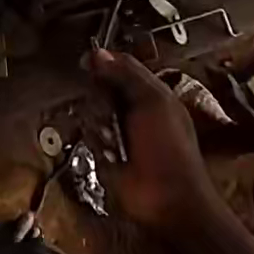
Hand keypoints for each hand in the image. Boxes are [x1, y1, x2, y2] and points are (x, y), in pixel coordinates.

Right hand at [89, 48, 230, 235]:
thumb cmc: (167, 145)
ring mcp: (118, 131)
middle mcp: (133, 107)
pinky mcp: (105, 154)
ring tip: (110, 136)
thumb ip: (126, 75)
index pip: (122, 66)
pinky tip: (107, 150)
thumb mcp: (152, 101)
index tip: (84, 61)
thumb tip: (97, 53)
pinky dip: (95, 140)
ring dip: (99, 121)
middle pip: (103, 87)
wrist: (169, 200)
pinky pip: (90, 136)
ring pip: (94, 110)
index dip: (104, 61)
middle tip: (105, 108)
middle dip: (99, 94)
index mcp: (151, 91)